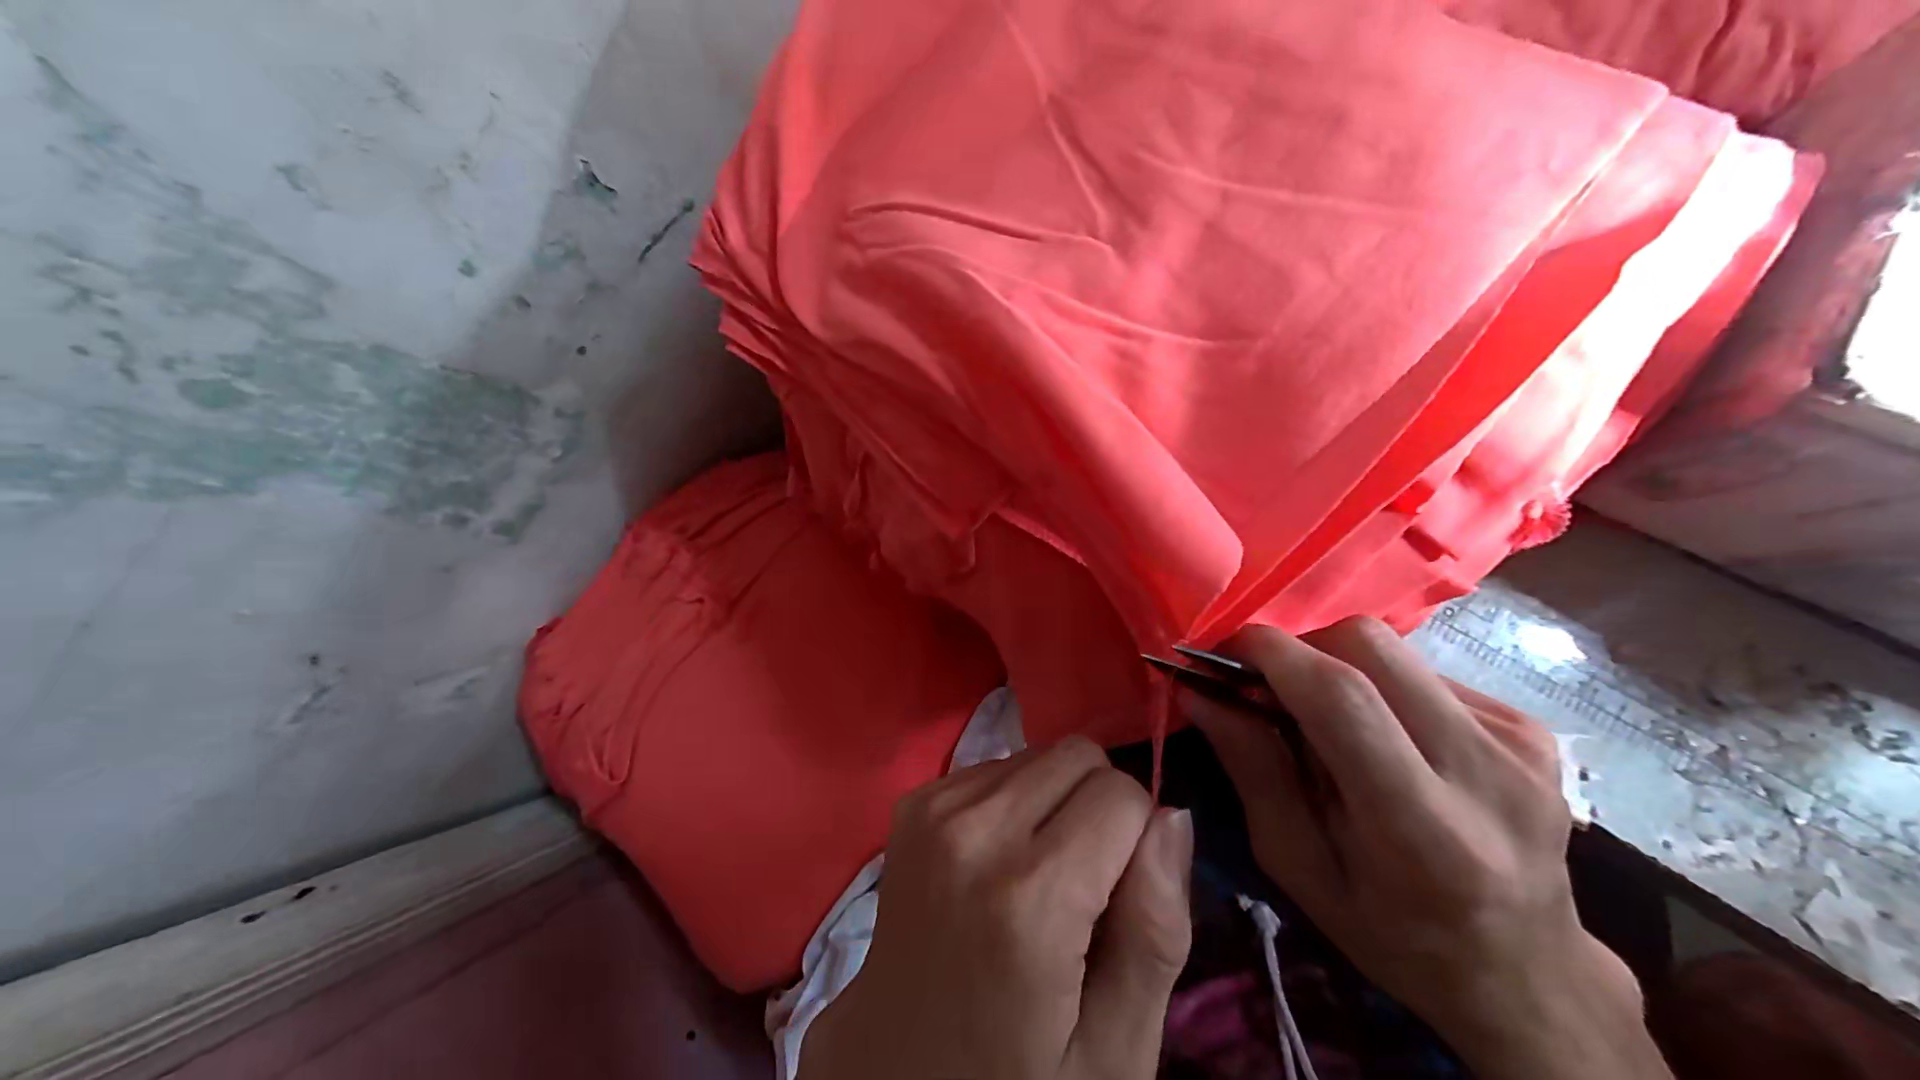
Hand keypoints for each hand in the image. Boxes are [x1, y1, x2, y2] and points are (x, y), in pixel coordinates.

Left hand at [799, 736, 1192, 1079]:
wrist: (893, 1065)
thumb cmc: (1014, 1072)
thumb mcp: (1114, 1049)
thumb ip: (1157, 930)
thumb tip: (1171, 814)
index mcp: (1030, 896)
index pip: (1123, 794)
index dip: (1137, 844)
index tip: (1115, 901)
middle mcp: (974, 831)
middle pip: (1079, 756)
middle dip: (1099, 807)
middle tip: (1080, 888)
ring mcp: (934, 810)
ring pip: (1039, 755)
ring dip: (1054, 801)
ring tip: (1033, 879)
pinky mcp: (913, 802)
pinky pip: (997, 764)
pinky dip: (1014, 801)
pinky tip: (996, 864)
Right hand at [1183, 618, 1670, 1079]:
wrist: (1523, 968)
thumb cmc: (1388, 930)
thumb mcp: (1295, 864)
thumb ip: (1251, 768)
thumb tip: (1199, 690)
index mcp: (1420, 829)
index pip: (1341, 697)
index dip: (1272, 654)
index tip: (1224, 652)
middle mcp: (1483, 772)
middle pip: (1368, 646)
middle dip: (1301, 648)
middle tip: (1269, 686)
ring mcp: (1518, 743)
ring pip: (1394, 649)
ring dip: (1338, 666)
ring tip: (1328, 721)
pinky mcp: (1531, 727)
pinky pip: (1424, 671)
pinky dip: (1380, 687)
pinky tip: (1384, 737)